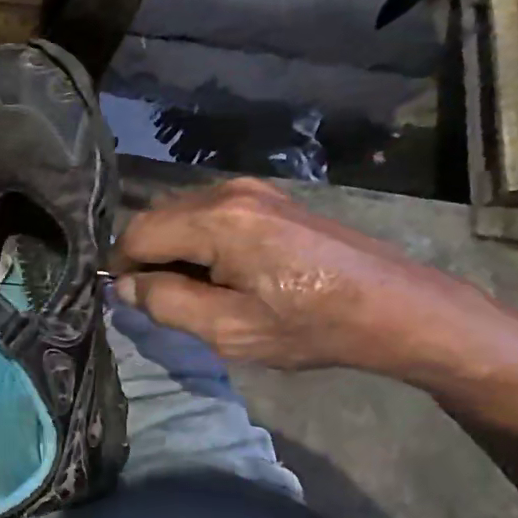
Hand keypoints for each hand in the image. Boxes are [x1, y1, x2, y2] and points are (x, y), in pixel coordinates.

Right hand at [112, 179, 517, 379]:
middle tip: (167, 303)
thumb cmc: (312, 325)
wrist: (395, 305)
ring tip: (199, 291)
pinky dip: (200, 240)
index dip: (123, 270)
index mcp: (217, 220)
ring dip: (174, 249)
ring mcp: (251, 188)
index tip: (133, 303)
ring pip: (181, 213)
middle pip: (155, 217)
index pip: (136, 235)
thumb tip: (124, 287)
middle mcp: (228, 190)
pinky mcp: (268, 196)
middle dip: (148, 258)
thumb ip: (168, 305)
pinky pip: (209, 212)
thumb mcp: (232, 330)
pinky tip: (225, 272)